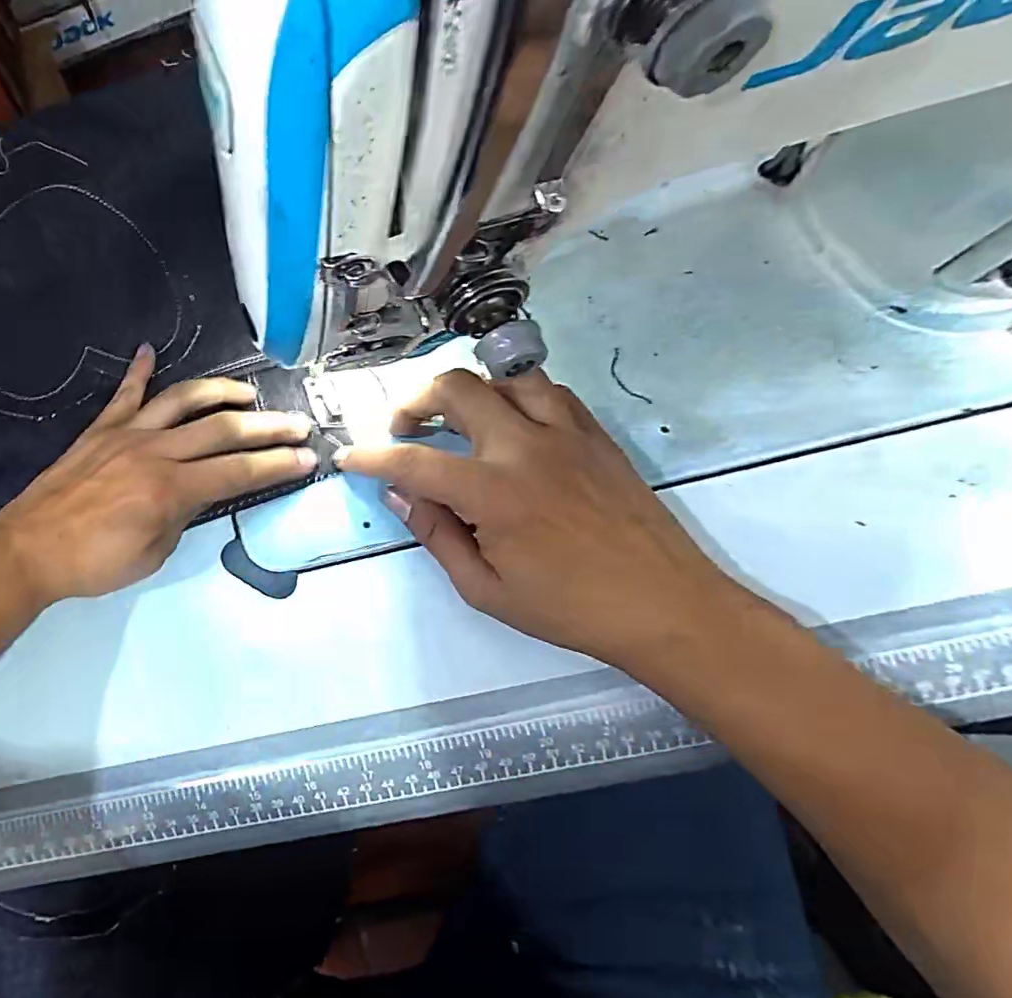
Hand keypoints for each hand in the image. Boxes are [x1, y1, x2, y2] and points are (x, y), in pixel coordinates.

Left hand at [0, 344, 316, 605]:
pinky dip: (139, 371)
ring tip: (247, 393)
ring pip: (182, 401)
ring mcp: (126, 435)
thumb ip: (183, 517)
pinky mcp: (100, 431)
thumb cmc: (94, 563)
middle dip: (268, 427)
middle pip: (223, 430)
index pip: (238, 472)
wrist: (28, 549)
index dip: (277, 465)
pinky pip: (124, 395)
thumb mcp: (153, 553)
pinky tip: (149, 350)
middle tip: (297, 423)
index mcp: (171, 489)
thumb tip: (197, 493)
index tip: (307, 458)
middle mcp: (155, 452)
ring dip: (220, 392)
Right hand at [335, 368, 765, 674]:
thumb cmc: (566, 607)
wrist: (660, 603)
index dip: (373, 458)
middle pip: (457, 389)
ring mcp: (565, 432)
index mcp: (492, 493)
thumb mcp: (483, 589)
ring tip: (455, 419)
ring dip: (468, 390)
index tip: (350, 459)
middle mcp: (525, 447)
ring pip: (504, 376)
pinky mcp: (594, 433)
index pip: (414, 461)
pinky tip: (509, 423)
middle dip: (415, 402)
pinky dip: (515, 395)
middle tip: (404, 429)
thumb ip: (437, 536)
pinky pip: (547, 390)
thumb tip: (402, 497)